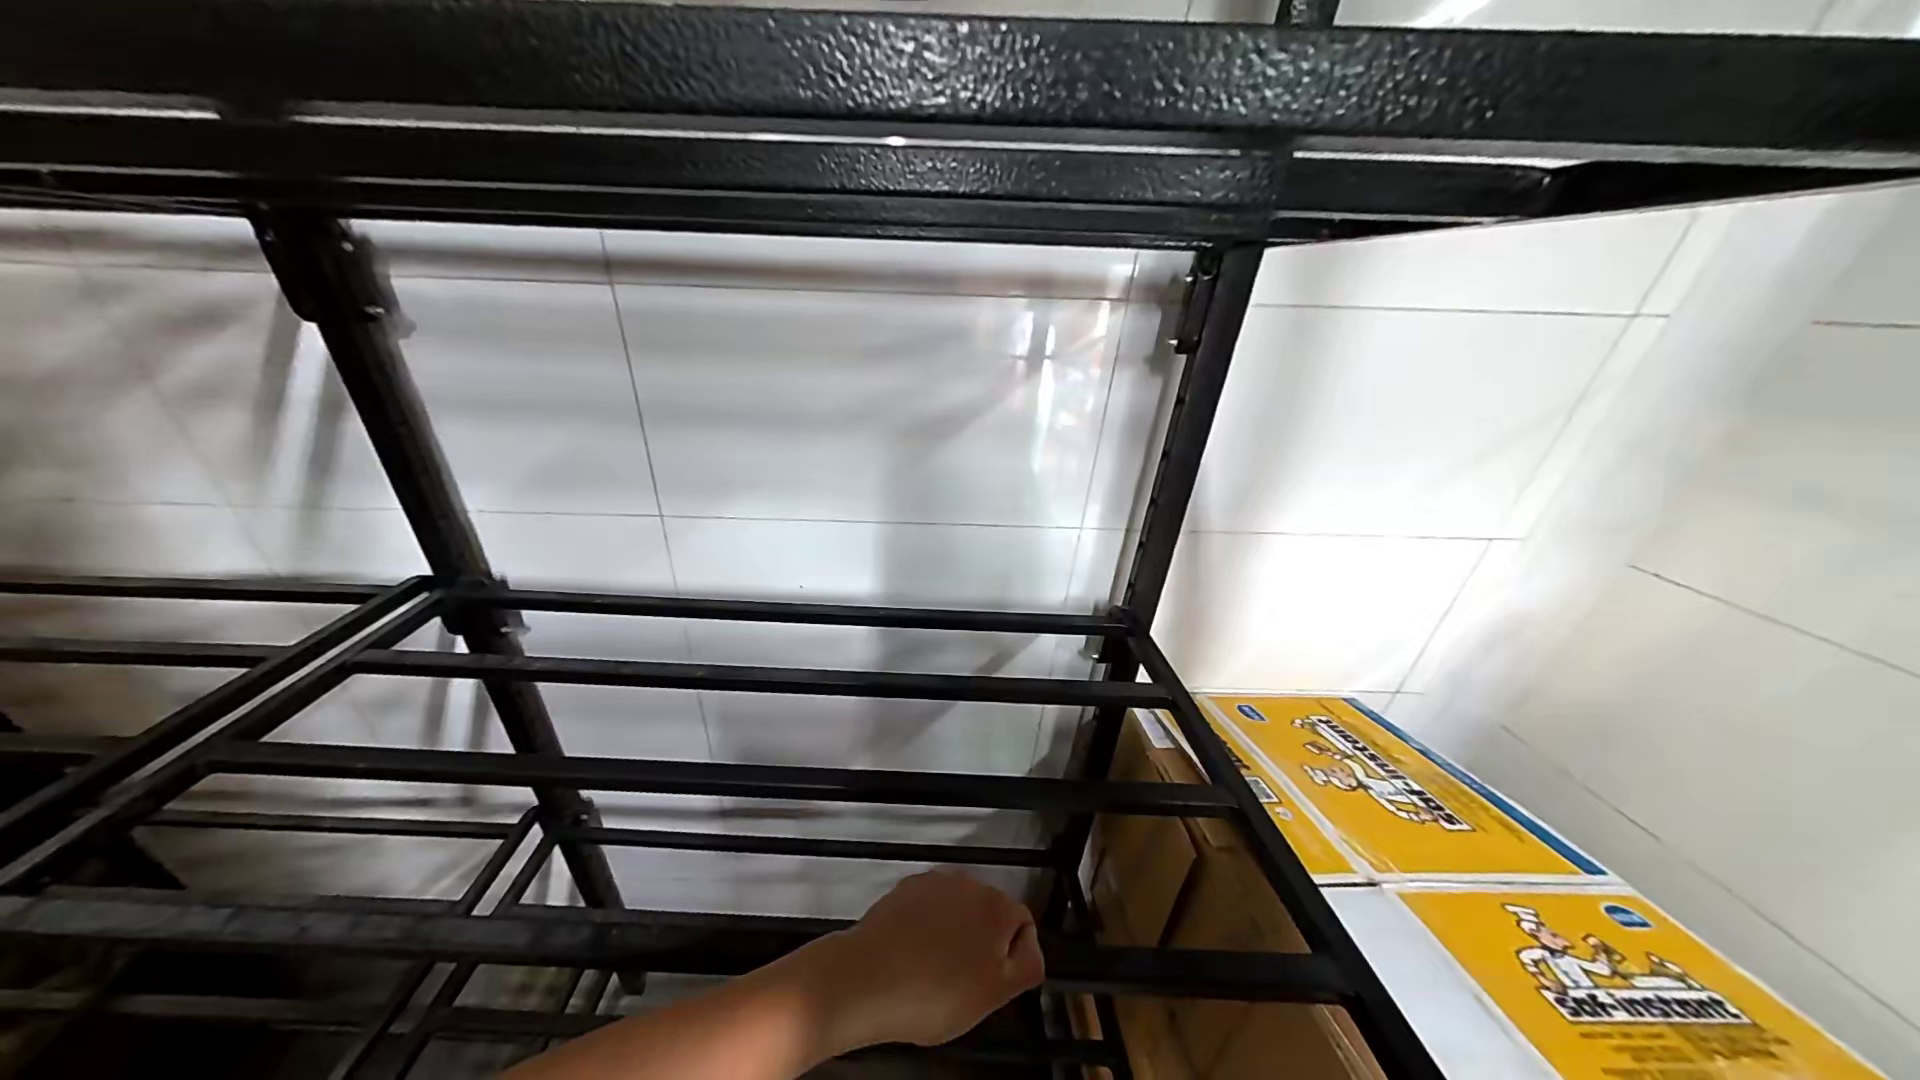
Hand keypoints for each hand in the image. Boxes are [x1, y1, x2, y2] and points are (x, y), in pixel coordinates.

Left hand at [783, 870, 1044, 1052]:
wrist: (865, 978)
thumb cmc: (933, 993)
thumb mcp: (995, 995)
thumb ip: (1026, 966)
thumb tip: (1030, 948)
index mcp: (997, 907)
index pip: (1024, 925)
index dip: (1013, 957)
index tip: (994, 982)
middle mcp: (968, 883)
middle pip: (989, 913)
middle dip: (983, 942)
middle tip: (965, 982)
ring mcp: (933, 882)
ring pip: (958, 910)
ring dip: (953, 932)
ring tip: (935, 971)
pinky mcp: (904, 888)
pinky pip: (928, 907)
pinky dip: (926, 925)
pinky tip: (913, 955)